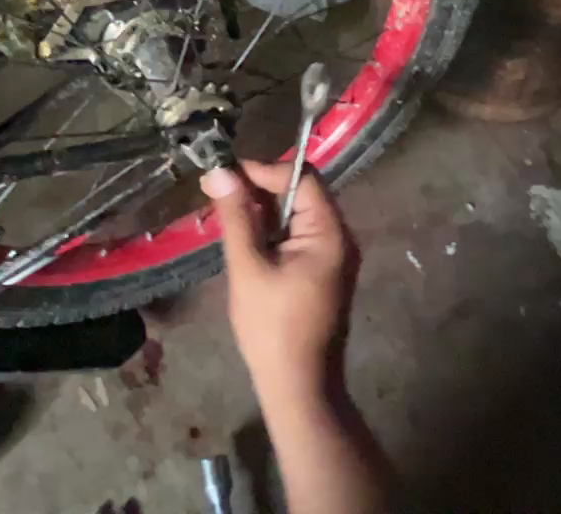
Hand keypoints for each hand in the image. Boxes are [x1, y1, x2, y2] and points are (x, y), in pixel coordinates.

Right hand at [200, 160, 355, 399]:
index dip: (265, 170)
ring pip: (298, 214)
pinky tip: (245, 238)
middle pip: (302, 193)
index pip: (303, 178)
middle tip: (220, 193)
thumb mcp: (248, 267)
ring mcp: (334, 257)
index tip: (227, 175)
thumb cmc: (272, 329)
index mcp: (330, 233)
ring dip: (263, 210)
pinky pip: (298, 236)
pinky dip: (272, 230)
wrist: (299, 389)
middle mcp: (340, 238)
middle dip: (260, 188)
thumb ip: (235, 217)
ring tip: (226, 213)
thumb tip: (220, 172)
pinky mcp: (323, 273)